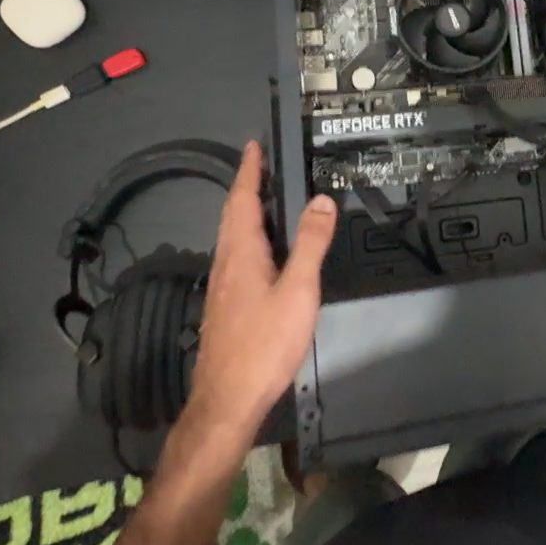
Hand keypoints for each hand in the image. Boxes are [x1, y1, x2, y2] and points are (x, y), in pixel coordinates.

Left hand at [188, 140, 337, 437]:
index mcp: (241, 252)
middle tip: (268, 166)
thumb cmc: (264, 342)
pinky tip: (270, 251)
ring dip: (250, 212)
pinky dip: (254, 237)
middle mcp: (227, 263)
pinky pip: (240, 256)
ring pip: (235, 237)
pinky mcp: (228, 305)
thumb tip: (321, 199)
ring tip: (273, 199)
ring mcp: (225, 286)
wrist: (229, 398)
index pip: (242, 199)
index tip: (254, 145)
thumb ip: (311, 244)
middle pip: (235, 215)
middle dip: (249, 188)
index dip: (249, 171)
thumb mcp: (298, 290)